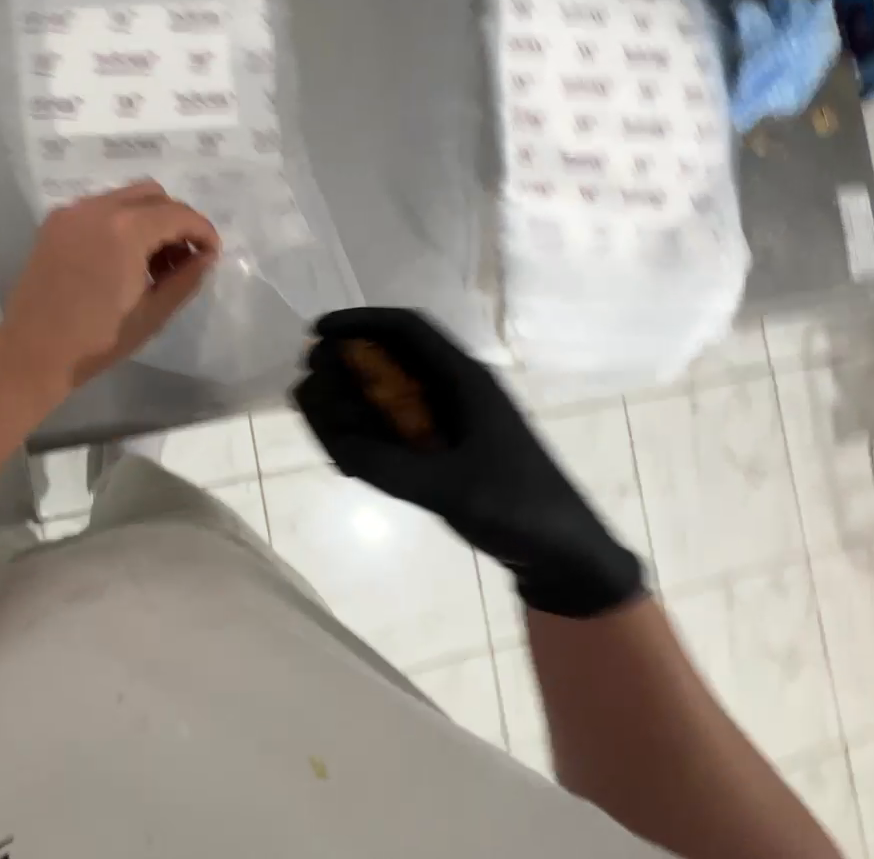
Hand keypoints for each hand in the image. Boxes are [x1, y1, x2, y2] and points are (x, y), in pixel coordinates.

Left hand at [0, 181, 219, 391]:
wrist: (32, 352)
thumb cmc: (98, 340)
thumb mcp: (153, 312)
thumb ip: (186, 278)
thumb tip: (205, 256)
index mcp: (125, 229)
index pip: (178, 214)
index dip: (202, 231)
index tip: (211, 254)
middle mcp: (97, 207)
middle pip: (152, 195)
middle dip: (175, 220)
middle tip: (183, 258)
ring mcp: (71, 212)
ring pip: (124, 198)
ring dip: (148, 219)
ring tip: (153, 261)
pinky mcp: (54, 224)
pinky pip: (98, 209)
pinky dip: (119, 222)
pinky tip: (121, 258)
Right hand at [292, 308, 643, 618]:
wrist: (563, 552)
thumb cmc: (519, 508)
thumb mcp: (451, 488)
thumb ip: (389, 468)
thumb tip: (336, 445)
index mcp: (464, 380)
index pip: (406, 329)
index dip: (360, 322)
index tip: (317, 334)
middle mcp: (452, 391)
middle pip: (390, 357)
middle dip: (345, 362)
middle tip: (311, 378)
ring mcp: (447, 421)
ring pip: (386, 393)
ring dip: (349, 399)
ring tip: (318, 417)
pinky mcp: (442, 449)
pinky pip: (391, 428)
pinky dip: (362, 433)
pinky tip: (343, 454)